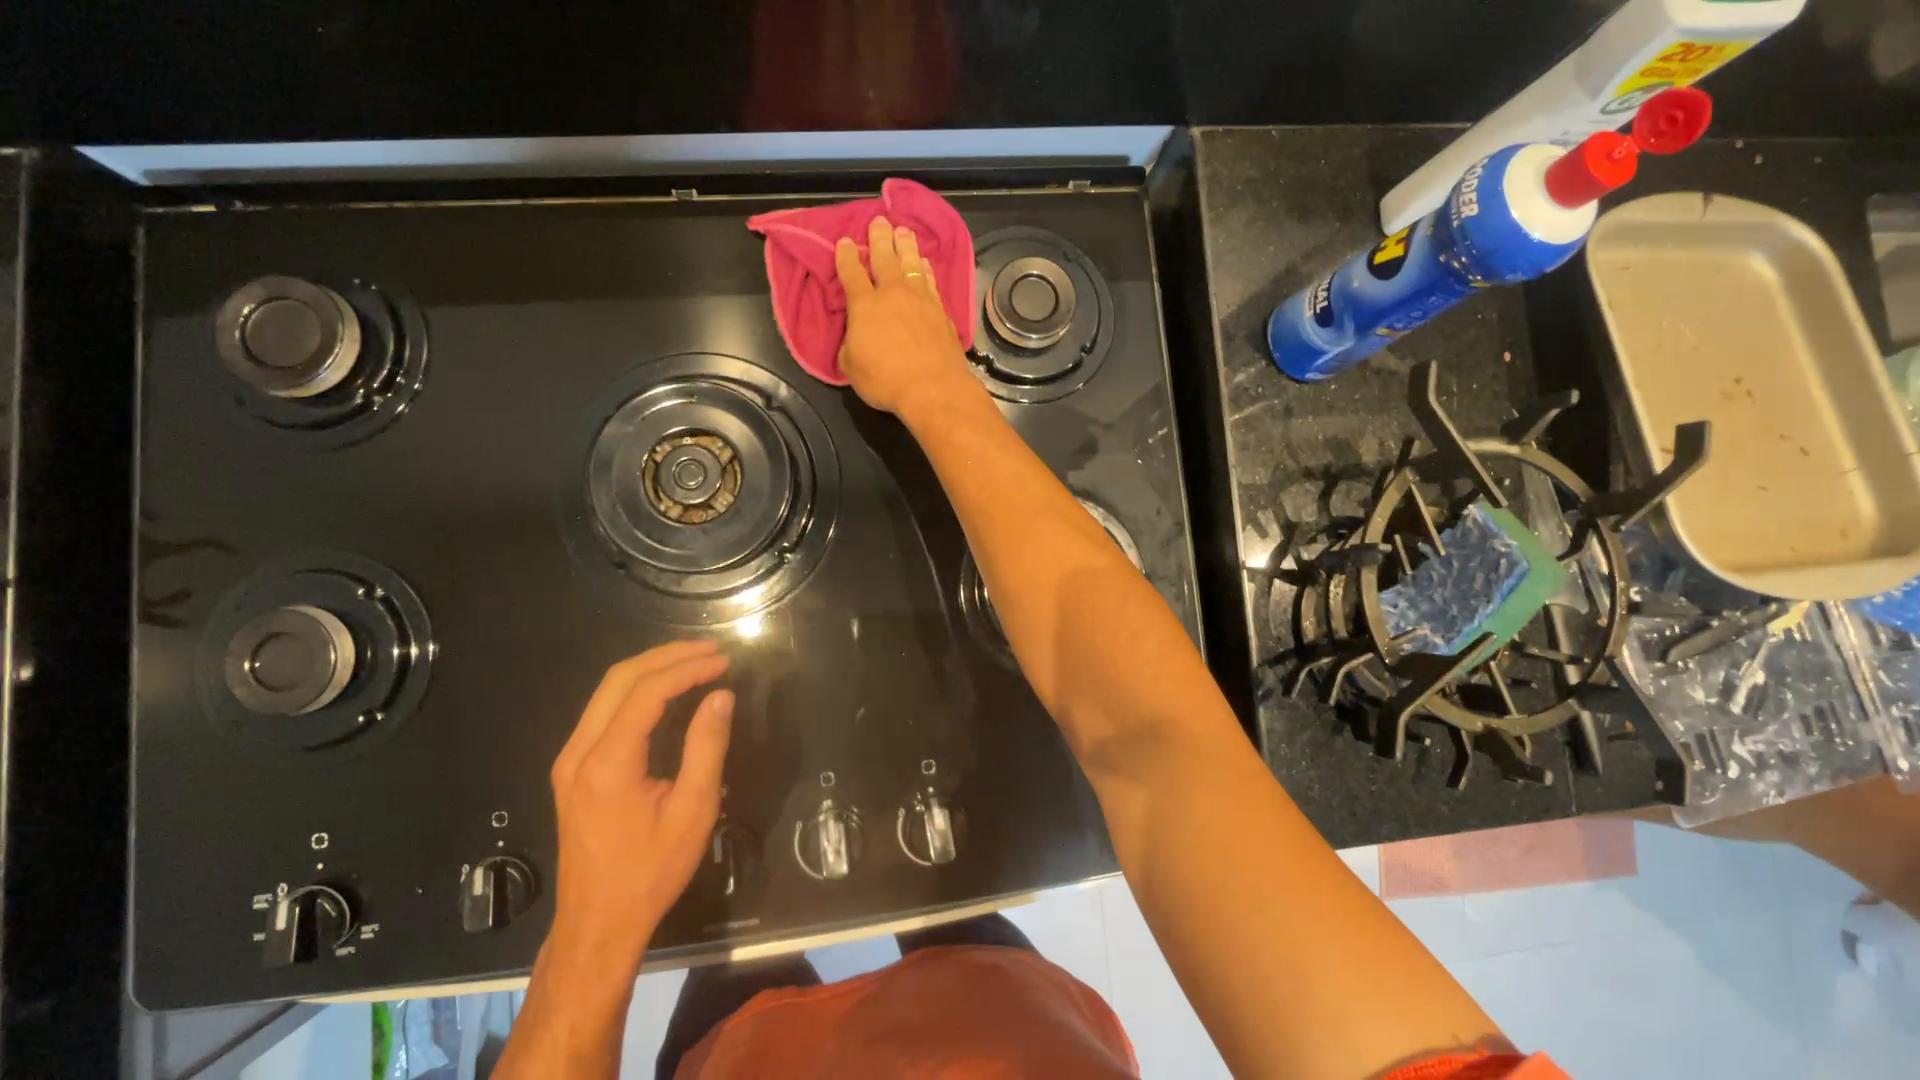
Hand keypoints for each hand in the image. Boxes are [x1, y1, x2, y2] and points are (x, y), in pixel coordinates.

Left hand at [546, 641, 733, 965]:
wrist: (598, 921)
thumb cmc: (650, 872)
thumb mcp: (692, 812)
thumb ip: (706, 748)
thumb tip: (721, 696)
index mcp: (607, 762)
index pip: (646, 692)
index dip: (688, 668)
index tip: (724, 661)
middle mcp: (579, 751)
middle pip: (619, 679)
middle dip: (668, 656)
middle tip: (713, 651)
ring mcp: (569, 759)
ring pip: (606, 691)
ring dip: (651, 669)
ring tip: (696, 662)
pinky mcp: (572, 769)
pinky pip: (602, 711)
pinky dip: (637, 691)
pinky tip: (667, 692)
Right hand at [834, 215, 986, 420]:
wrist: (933, 388)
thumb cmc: (885, 380)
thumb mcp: (852, 367)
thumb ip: (850, 346)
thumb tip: (855, 337)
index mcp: (865, 305)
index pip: (851, 273)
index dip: (846, 257)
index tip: (844, 242)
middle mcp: (893, 294)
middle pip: (885, 258)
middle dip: (880, 238)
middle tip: (879, 221)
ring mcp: (920, 300)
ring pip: (911, 264)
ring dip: (906, 246)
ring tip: (904, 231)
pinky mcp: (941, 311)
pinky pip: (931, 282)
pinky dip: (926, 270)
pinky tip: (925, 264)